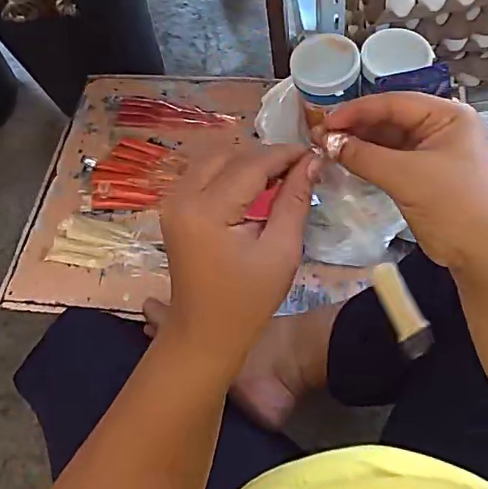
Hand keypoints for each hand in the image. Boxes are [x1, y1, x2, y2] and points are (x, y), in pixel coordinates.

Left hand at [155, 143, 316, 367]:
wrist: (204, 335)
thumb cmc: (247, 300)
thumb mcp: (280, 250)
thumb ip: (295, 200)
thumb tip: (312, 162)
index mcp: (207, 210)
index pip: (251, 164)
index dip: (285, 155)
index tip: (314, 153)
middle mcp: (182, 198)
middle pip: (230, 155)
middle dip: (266, 156)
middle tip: (300, 166)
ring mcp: (173, 203)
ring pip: (214, 160)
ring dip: (247, 161)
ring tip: (281, 174)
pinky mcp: (174, 209)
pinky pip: (204, 174)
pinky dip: (231, 172)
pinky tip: (256, 185)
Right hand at [320, 93, 487, 270]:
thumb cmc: (457, 207)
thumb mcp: (407, 177)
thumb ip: (365, 156)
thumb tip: (328, 142)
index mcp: (448, 116)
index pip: (394, 102)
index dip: (356, 111)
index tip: (324, 123)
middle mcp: (444, 128)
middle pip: (392, 120)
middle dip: (357, 128)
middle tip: (321, 138)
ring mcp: (437, 154)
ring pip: (391, 142)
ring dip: (362, 146)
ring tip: (328, 150)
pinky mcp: (429, 178)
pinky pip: (395, 162)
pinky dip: (372, 163)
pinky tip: (349, 164)